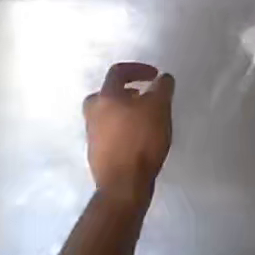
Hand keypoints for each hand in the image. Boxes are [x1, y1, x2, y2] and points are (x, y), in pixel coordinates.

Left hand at [83, 62, 173, 203]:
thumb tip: (161, 79)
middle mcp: (94, 113)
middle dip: (125, 91)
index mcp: (106, 97)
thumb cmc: (141, 139)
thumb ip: (162, 87)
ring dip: (123, 111)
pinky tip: (138, 138)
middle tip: (142, 96)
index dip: (138, 69)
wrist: (123, 185)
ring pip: (106, 114)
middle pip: (106, 93)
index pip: (118, 72)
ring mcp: (92, 136)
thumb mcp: (160, 106)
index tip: (155, 76)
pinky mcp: (96, 154)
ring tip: (144, 118)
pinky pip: (108, 132)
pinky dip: (122, 129)